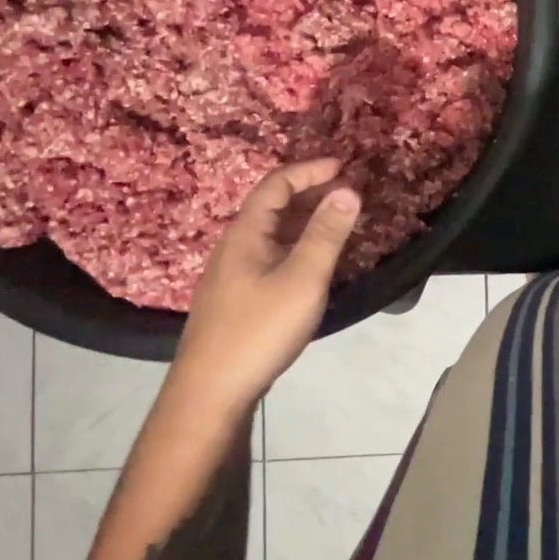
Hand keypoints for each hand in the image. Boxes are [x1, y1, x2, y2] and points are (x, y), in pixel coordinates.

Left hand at [172, 159, 362, 411]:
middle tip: (349, 192)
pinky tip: (316, 262)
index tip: (344, 166)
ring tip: (340, 222)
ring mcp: (233, 274)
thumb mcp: (303, 279)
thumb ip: (326, 233)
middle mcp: (235, 247)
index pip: (275, 185)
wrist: (209, 393)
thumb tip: (349, 189)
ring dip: (305, 220)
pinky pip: (272, 254)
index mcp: (245, 234)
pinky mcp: (238, 298)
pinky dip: (298, 244)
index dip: (309, 171)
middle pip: (272, 206)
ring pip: (272, 233)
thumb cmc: (259, 329)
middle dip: (311, 193)